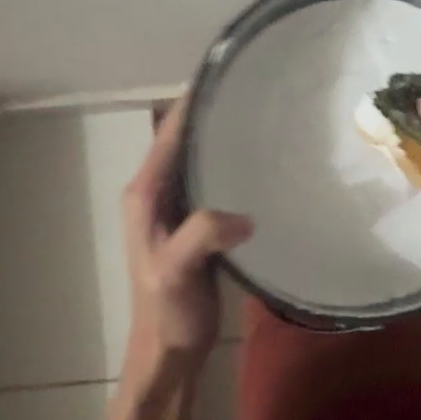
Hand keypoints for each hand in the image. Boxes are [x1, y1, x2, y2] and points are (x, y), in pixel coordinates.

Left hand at [99, 94, 253, 419]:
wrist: (170, 350)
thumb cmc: (168, 310)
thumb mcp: (178, 271)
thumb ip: (203, 236)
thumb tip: (245, 215)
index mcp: (147, 193)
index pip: (170, 132)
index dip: (195, 99)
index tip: (230, 70)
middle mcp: (160, 191)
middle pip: (187, 137)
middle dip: (218, 110)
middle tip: (264, 89)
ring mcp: (180, 207)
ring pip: (204, 158)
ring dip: (229, 136)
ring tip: (273, 116)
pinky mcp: (201, 223)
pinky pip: (219, 180)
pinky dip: (239, 164)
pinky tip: (271, 163)